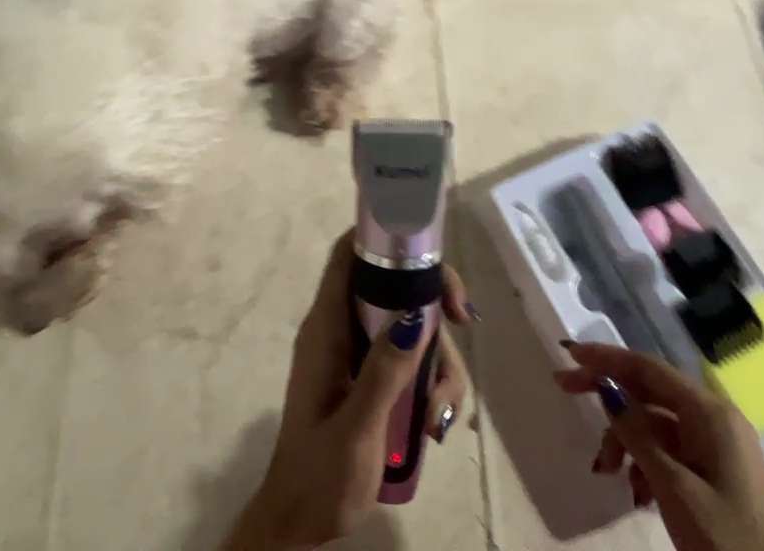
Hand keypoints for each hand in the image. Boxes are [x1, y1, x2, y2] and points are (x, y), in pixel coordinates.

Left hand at [221, 232, 474, 549]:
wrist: (299, 522)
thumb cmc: (319, 476)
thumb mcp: (356, 428)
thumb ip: (385, 373)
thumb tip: (419, 315)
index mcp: (325, 330)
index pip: (349, 257)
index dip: (387, 241)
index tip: (434, 264)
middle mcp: (341, 332)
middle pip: (394, 289)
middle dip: (434, 307)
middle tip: (464, 329)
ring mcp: (357, 356)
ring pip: (412, 330)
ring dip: (439, 365)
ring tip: (439, 417)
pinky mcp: (372, 381)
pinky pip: (411, 362)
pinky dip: (431, 385)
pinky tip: (435, 426)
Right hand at [554, 343, 763, 550]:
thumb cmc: (724, 538)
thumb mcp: (673, 486)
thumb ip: (637, 433)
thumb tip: (607, 389)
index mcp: (711, 414)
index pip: (650, 368)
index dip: (608, 357)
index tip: (569, 354)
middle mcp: (716, 420)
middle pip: (651, 390)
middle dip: (609, 394)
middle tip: (564, 389)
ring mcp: (718, 447)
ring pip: (656, 423)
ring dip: (625, 439)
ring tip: (608, 472)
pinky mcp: (716, 473)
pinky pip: (669, 450)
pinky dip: (644, 461)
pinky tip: (635, 491)